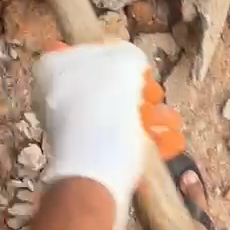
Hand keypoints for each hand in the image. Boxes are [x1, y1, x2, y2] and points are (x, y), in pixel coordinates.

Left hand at [31, 42, 156, 229]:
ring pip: (123, 115)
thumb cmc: (104, 113)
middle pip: (111, 87)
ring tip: (173, 123)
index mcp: (56, 71)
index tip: (138, 71)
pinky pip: (125, 140)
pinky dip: (149, 139)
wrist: (96, 176)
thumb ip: (127, 56)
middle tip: (156, 97)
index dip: (118, 60)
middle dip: (142, 93)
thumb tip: (131, 60)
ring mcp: (78, 129)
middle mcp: (62, 99)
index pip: (89, 53)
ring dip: (153, 117)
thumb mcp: (120, 66)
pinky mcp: (96, 156)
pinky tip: (170, 141)